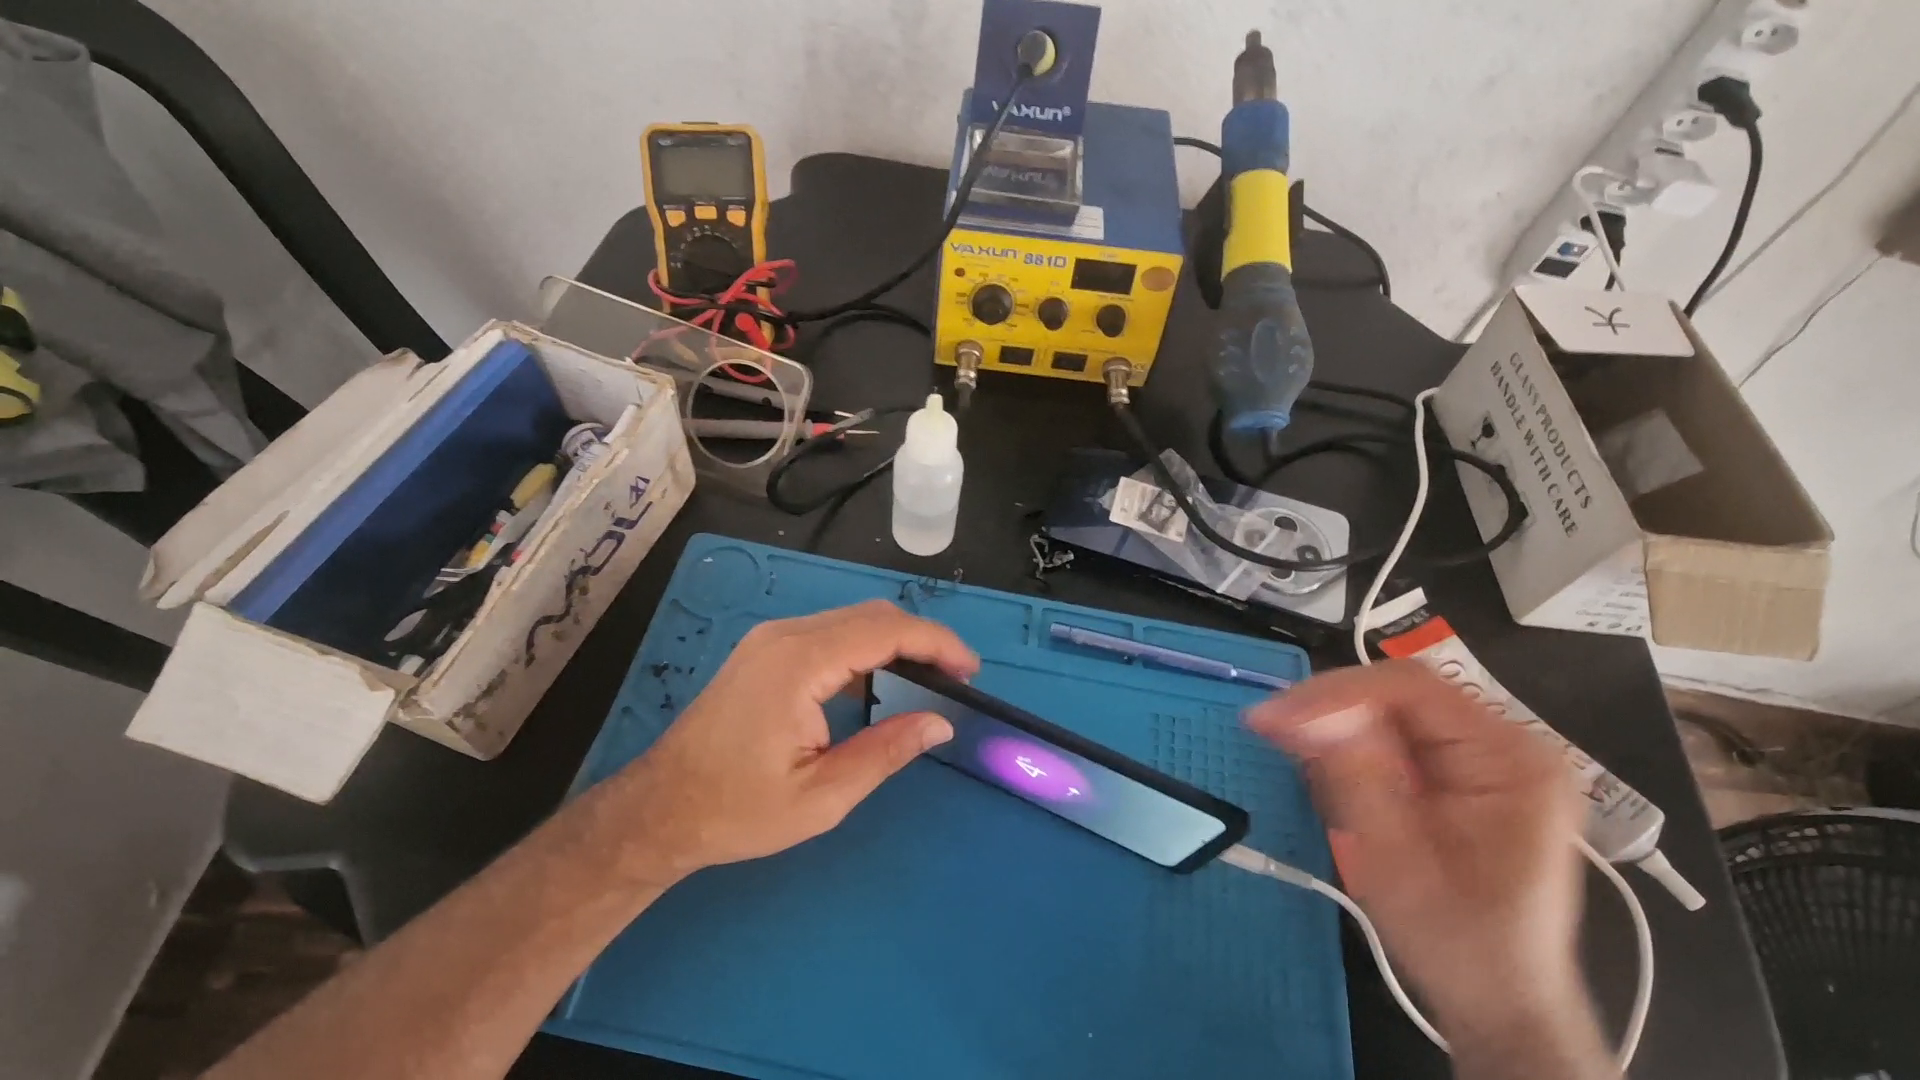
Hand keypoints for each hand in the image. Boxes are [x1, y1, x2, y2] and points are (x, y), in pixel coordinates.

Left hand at [605, 600, 978, 886]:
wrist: (661, 809)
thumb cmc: (738, 810)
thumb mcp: (822, 797)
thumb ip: (885, 752)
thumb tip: (940, 723)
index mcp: (799, 665)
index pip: (885, 631)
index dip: (936, 643)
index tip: (971, 670)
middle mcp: (785, 637)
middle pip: (871, 616)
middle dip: (922, 639)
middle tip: (957, 678)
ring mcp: (770, 640)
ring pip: (851, 621)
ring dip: (895, 642)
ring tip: (931, 680)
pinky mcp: (765, 651)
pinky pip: (829, 635)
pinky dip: (866, 650)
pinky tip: (882, 683)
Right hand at [1244, 661, 1589, 1038]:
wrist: (1503, 1007)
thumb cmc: (1457, 943)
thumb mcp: (1395, 858)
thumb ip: (1355, 774)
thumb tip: (1306, 709)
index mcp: (1512, 759)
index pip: (1412, 688)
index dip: (1335, 692)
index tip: (1272, 716)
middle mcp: (1510, 746)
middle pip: (1403, 697)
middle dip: (1332, 713)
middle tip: (1271, 731)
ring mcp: (1493, 763)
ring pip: (1397, 717)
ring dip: (1342, 735)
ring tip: (1307, 771)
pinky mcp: (1472, 780)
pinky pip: (1403, 744)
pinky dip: (1359, 756)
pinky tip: (1339, 788)